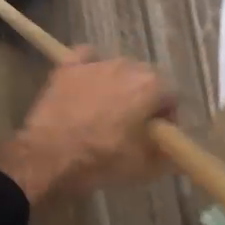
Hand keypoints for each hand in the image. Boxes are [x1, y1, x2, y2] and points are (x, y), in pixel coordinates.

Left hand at [0, 50, 173, 203]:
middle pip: (144, 79)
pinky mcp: (67, 67)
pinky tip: (86, 83)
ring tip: (105, 110)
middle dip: (142, 99)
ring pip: (116, 69)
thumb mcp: (146, 168)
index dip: (165, 118)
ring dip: (117, 85)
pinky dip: (89, 66)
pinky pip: (85, 57)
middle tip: (131, 125)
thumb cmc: (103, 160)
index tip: (155, 136)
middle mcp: (126, 66)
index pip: (171, 97)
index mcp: (151, 86)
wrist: (51, 156)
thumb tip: (173, 152)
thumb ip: (168, 156)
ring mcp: (94, 64)